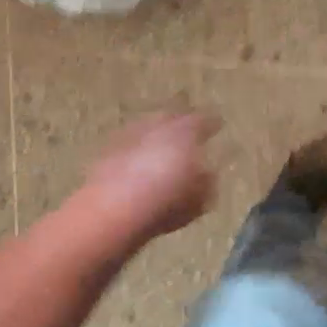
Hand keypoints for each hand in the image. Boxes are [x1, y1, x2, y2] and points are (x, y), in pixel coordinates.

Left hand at [85, 112, 219, 235]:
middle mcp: (158, 126)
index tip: (218, 124)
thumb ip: (208, 181)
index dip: (213, 123)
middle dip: (182, 121)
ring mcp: (131, 134)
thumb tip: (208, 172)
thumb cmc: (167, 204)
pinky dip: (139, 146)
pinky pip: (131, 140)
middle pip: (173, 116)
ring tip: (164, 144)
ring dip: (158, 132)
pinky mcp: (109, 148)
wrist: (114, 209)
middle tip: (189, 129)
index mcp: (186, 133)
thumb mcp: (200, 199)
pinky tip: (141, 159)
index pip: (204, 121)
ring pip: (149, 126)